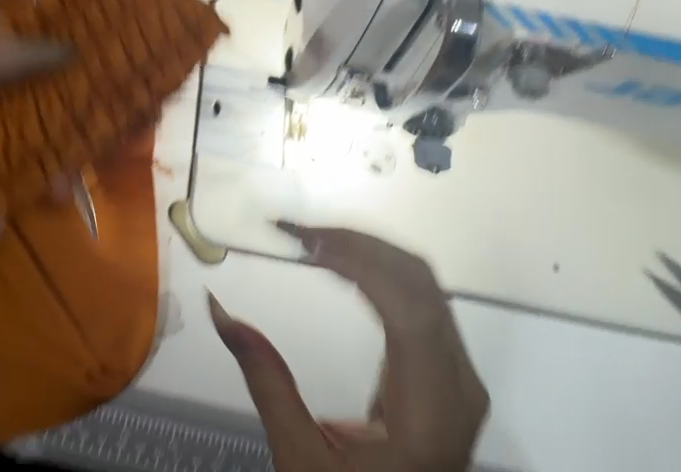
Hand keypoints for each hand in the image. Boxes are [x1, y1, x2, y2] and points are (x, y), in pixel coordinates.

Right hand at [208, 225, 487, 471]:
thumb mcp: (302, 460)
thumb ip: (266, 382)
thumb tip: (222, 311)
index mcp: (431, 412)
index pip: (408, 309)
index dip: (361, 261)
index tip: (306, 241)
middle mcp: (458, 385)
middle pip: (419, 283)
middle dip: (357, 243)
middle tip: (298, 232)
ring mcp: (459, 376)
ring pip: (424, 284)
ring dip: (368, 251)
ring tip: (313, 240)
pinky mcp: (448, 371)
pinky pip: (421, 300)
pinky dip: (380, 271)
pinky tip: (342, 264)